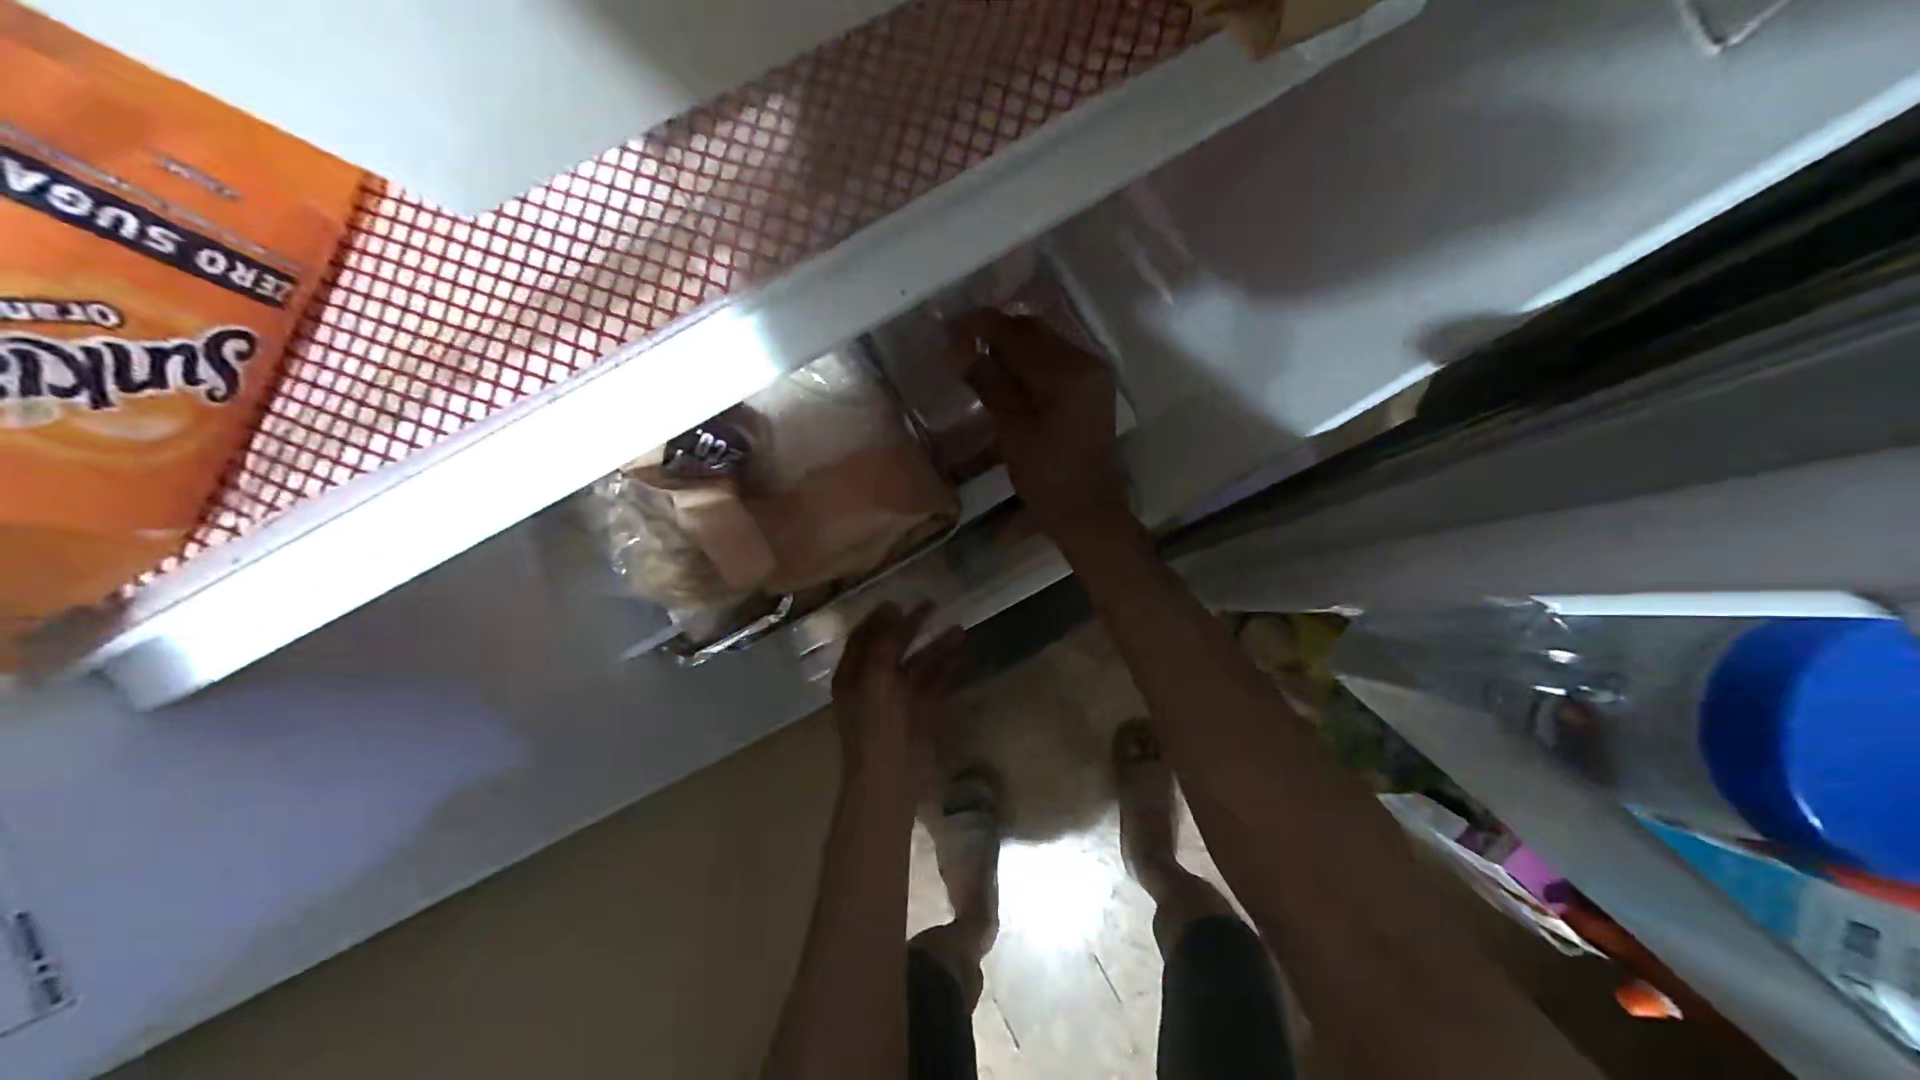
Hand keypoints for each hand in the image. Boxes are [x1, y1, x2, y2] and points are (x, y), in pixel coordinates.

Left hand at [831, 602, 965, 792]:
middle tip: (933, 604)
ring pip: (918, 663)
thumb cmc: (874, 726)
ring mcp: (899, 697)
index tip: (900, 598)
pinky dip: (948, 665)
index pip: (863, 636)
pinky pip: (935, 680)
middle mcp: (873, 682)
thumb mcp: (874, 678)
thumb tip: (896, 611)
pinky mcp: (921, 710)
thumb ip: (884, 643)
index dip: (879, 617)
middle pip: (892, 646)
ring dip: (936, 644)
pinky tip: (963, 649)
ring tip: (958, 626)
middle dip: (912, 626)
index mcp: (852, 674)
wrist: (891, 778)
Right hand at [957, 311, 1131, 544]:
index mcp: (1066, 373)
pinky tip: (1008, 375)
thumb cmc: (1046, 475)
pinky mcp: (1092, 386)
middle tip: (963, 347)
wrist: (1087, 508)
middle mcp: (1085, 361)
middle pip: (1034, 331)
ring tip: (981, 361)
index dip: (982, 327)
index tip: (952, 331)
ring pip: (1045, 342)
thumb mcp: (1011, 431)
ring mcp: (1092, 373)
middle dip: (997, 333)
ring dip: (1013, 345)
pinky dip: (1030, 360)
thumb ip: (989, 384)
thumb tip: (962, 353)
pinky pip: (1056, 359)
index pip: (1017, 334)